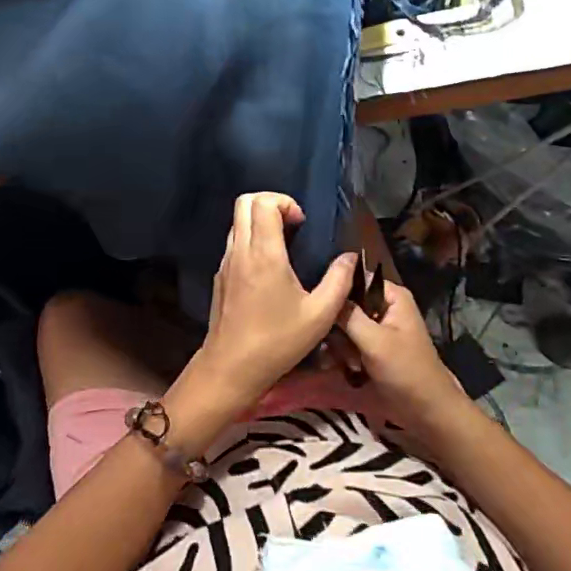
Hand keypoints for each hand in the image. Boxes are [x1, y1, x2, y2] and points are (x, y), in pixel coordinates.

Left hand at [172, 193, 356, 428]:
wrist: (230, 368)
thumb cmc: (277, 342)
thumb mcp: (320, 315)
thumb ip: (339, 281)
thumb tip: (350, 257)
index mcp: (263, 254)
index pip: (263, 202)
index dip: (285, 202)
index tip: (302, 224)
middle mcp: (240, 251)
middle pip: (244, 203)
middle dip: (272, 204)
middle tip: (294, 227)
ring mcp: (225, 263)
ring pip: (237, 222)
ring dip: (260, 222)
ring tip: (284, 246)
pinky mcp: (220, 277)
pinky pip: (234, 243)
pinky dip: (251, 241)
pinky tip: (270, 269)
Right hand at [336, 280, 472, 435]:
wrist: (426, 410)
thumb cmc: (405, 370)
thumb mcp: (374, 340)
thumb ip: (348, 315)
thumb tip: (324, 291)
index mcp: (392, 296)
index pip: (355, 279)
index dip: (336, 291)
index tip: (320, 307)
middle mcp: (384, 307)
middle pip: (347, 304)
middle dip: (339, 326)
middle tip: (340, 347)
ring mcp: (377, 329)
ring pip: (344, 326)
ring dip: (341, 346)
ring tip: (349, 364)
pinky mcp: (371, 348)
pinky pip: (348, 343)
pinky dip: (344, 355)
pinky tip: (344, 369)